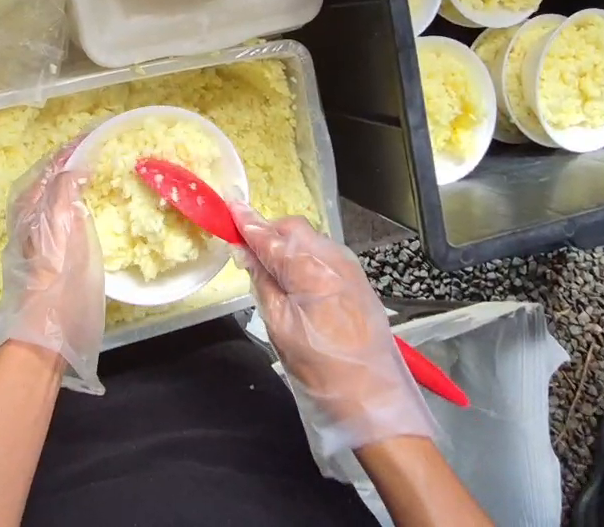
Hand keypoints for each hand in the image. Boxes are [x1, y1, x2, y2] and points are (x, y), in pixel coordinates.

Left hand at [0, 142, 104, 393]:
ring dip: (70, 179)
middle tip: (97, 150)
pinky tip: (86, 207)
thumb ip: (64, 196)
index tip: (96, 135)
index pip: (53, 167)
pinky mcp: (44, 257)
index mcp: (33, 209)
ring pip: (52, 197)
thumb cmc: (58, 286)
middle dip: (70, 161)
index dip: (73, 149)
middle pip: (49, 179)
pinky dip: (71, 200)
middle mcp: (29, 219)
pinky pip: (57, 214)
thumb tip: (73, 167)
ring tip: (93, 171)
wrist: (43, 336)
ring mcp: (35, 240)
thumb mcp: (64, 234)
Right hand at [235, 205, 434, 454]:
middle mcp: (332, 257)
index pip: (270, 236)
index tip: (229, 207)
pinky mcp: (357, 278)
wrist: (374, 395)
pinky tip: (297, 281)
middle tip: (248, 253)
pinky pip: (324, 254)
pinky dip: (305, 257)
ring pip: (309, 240)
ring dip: (287, 246)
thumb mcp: (279, 327)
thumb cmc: (320, 367)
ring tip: (272, 272)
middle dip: (269, 233)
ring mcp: (349, 265)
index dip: (246, 222)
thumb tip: (247, 253)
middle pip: (292, 229)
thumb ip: (262, 282)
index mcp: (310, 269)